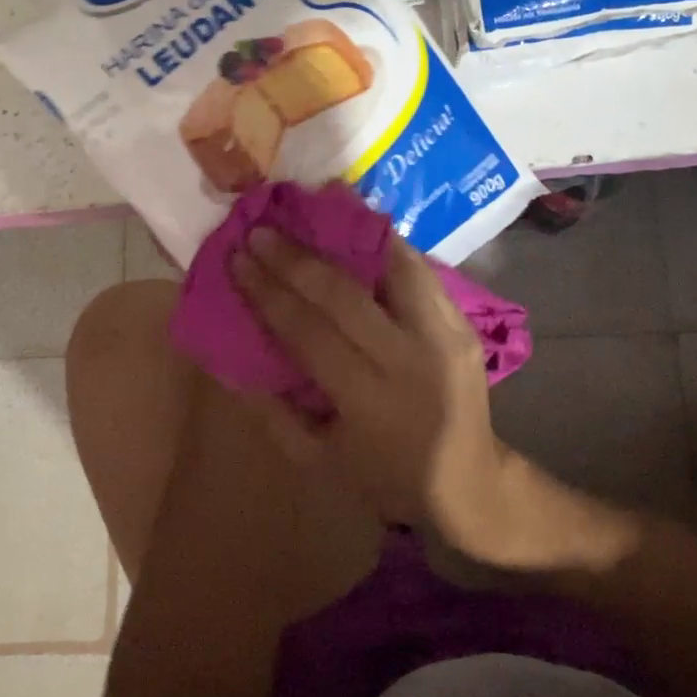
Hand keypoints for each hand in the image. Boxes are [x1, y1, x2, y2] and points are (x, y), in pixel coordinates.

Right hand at [229, 226, 519, 555]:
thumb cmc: (384, 476)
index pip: (309, 332)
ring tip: (311, 213)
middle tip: (261, 232)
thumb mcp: (319, 460)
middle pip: (345, 295)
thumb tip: (229, 359)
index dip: (269, 293)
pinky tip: (359, 227)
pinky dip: (387, 246)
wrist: (468, 483)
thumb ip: (272, 412)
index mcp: (369, 399)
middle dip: (296, 259)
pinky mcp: (464, 324)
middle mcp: (410, 359)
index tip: (238, 260)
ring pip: (393, 268)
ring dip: (347, 236)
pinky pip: (421, 272)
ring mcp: (445, 336)